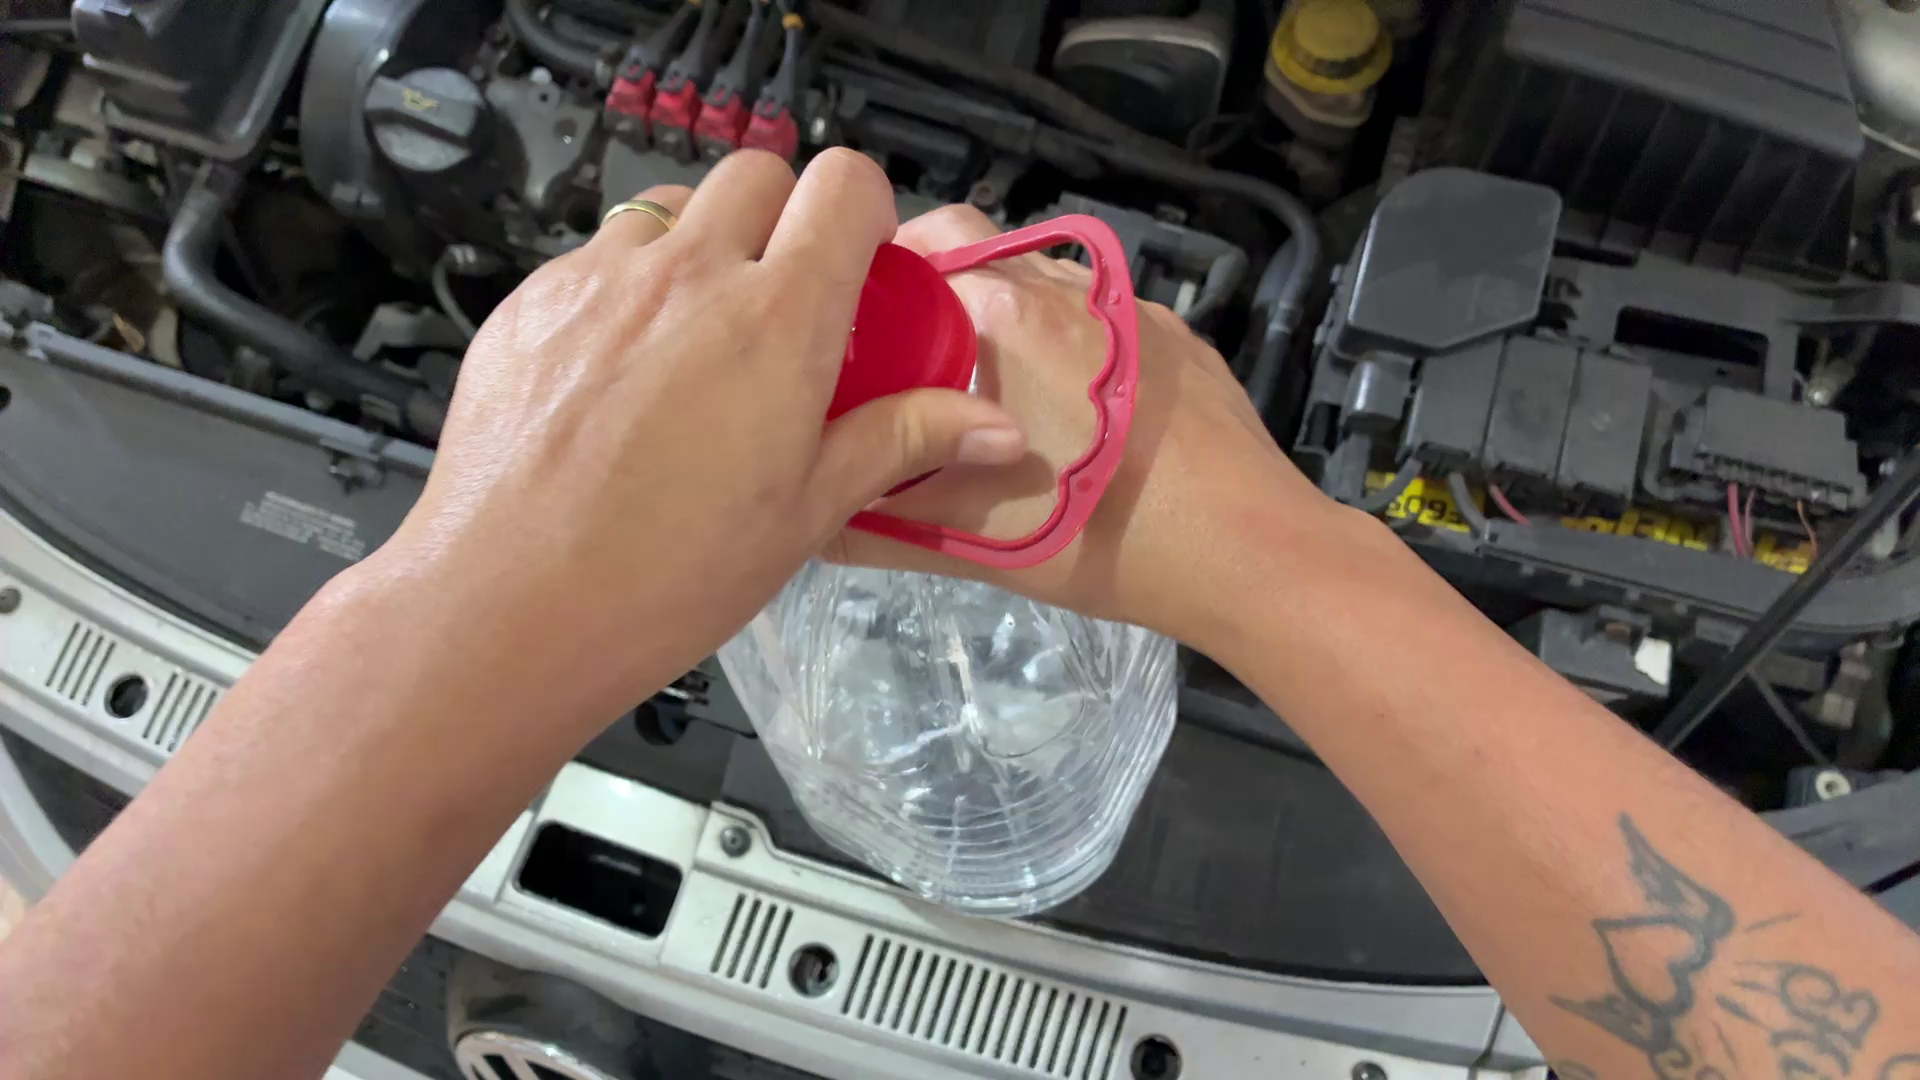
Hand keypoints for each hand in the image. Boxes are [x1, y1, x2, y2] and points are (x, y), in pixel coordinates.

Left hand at [362, 151, 1025, 716]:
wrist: (513, 607)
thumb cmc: (684, 568)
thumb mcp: (814, 508)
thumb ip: (908, 440)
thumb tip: (1003, 428)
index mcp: (778, 318)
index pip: (843, 185)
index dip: (866, 212)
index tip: (863, 269)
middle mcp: (690, 270)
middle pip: (759, 174)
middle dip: (788, 219)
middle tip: (787, 306)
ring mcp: (599, 276)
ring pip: (674, 207)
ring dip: (708, 245)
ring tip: (704, 333)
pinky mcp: (532, 299)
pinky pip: (600, 254)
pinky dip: (634, 283)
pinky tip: (625, 370)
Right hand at [832, 204, 1352, 652]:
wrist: (1248, 551)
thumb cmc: (1101, 541)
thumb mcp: (976, 541)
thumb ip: (884, 527)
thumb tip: (815, 523)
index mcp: (1005, 318)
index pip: (911, 254)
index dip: (873, 290)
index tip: (856, 339)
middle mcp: (1063, 287)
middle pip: (971, 243)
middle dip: (929, 281)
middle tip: (914, 359)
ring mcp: (1126, 303)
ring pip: (1035, 272)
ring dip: (998, 306)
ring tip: (992, 382)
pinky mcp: (1172, 330)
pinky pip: (1094, 307)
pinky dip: (1063, 331)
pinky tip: (1073, 398)